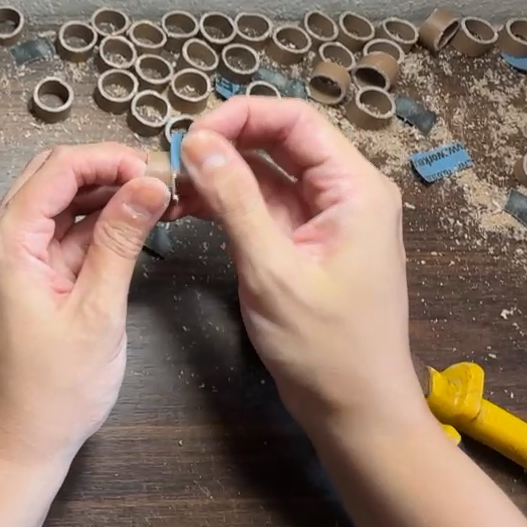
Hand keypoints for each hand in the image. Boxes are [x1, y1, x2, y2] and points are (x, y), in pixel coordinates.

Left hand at [0, 144, 170, 469]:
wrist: (15, 445)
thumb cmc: (55, 390)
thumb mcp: (97, 311)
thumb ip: (120, 241)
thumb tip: (149, 184)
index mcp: (7, 243)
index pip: (56, 170)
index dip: (106, 159)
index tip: (153, 168)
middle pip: (50, 179)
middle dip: (103, 172)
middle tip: (156, 183)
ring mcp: (4, 260)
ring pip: (53, 205)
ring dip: (99, 198)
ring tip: (151, 202)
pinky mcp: (17, 279)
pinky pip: (53, 237)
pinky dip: (88, 228)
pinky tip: (127, 229)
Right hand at [175, 98, 431, 438]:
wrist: (353, 409)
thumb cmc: (324, 344)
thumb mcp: (272, 269)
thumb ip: (235, 200)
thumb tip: (197, 142)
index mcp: (354, 188)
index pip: (296, 120)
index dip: (240, 116)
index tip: (190, 137)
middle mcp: (342, 191)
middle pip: (279, 139)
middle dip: (224, 142)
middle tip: (174, 161)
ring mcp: (321, 216)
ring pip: (264, 171)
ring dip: (218, 173)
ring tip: (173, 187)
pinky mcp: (301, 239)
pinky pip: (260, 203)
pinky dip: (224, 201)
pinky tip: (187, 209)